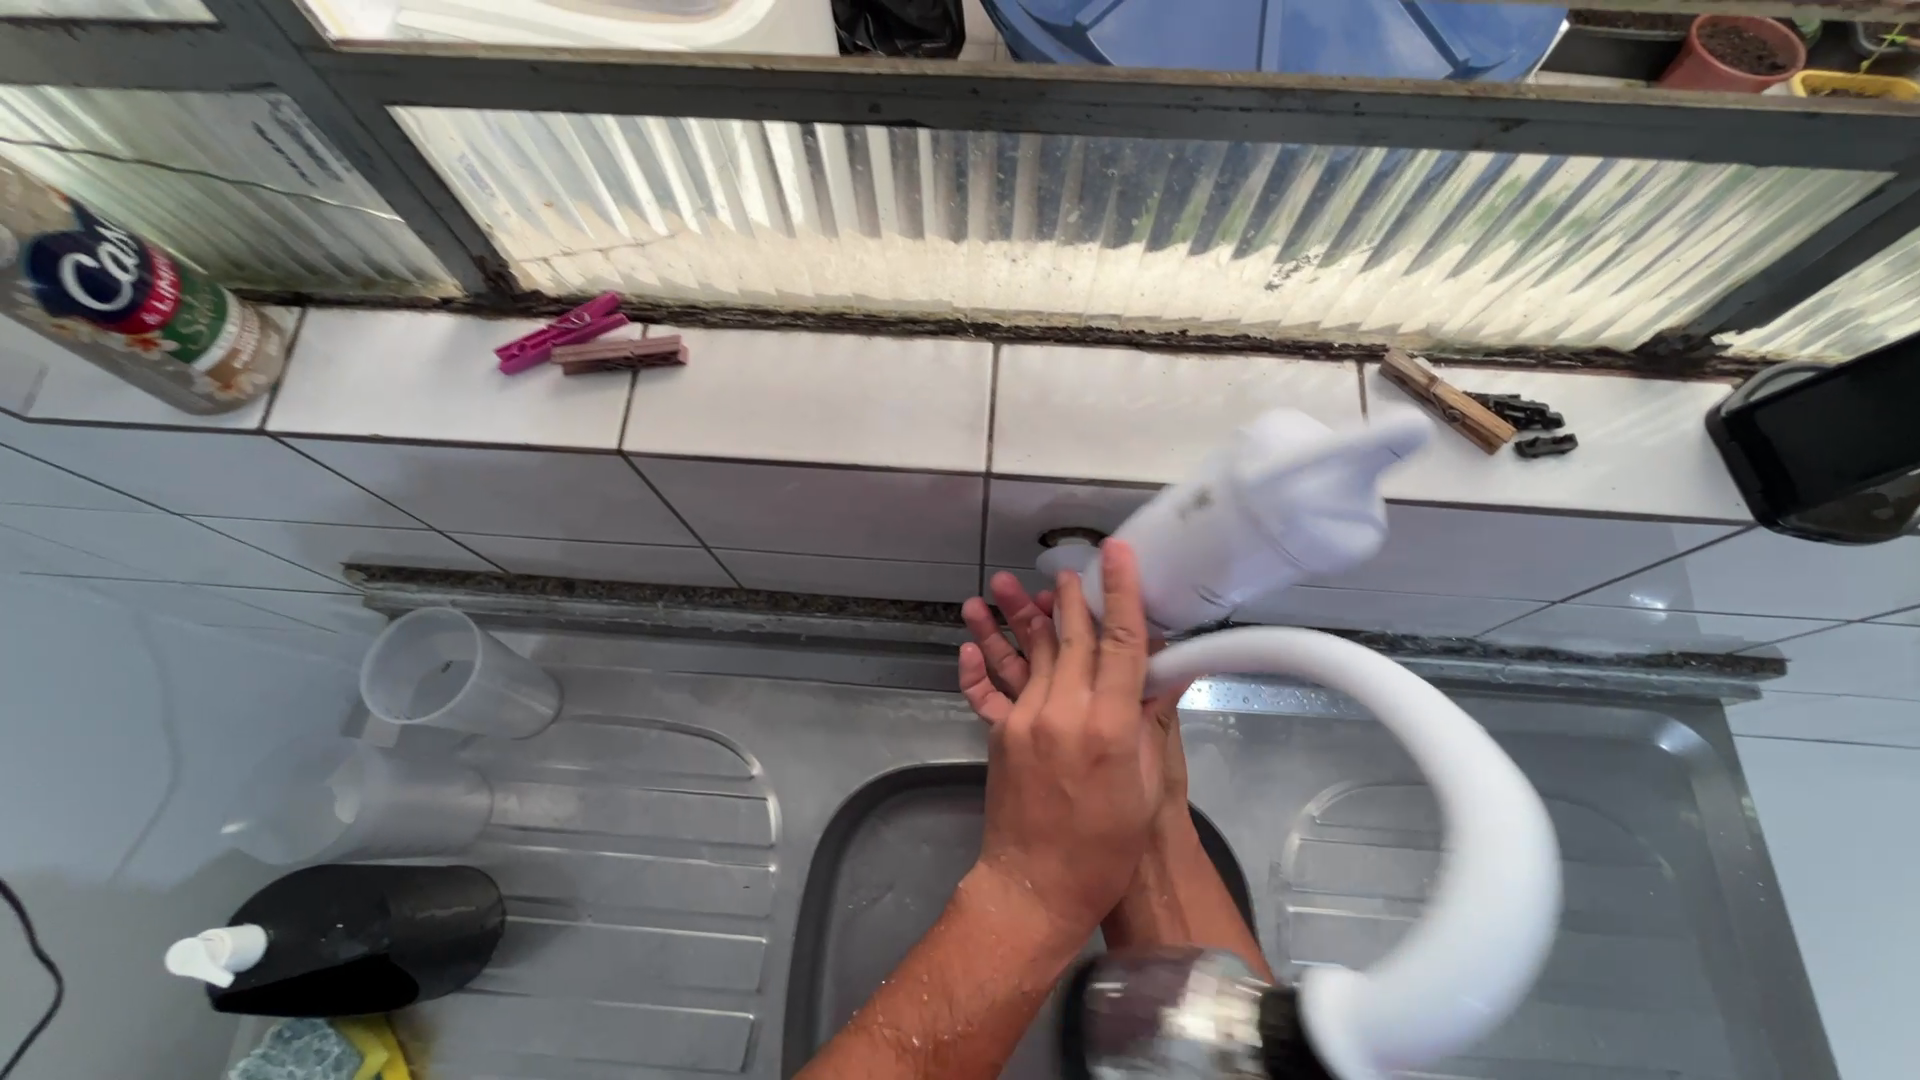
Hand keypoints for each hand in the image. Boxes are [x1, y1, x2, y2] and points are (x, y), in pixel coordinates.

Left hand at [970, 540, 1165, 935]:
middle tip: (1069, 568)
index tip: (1117, 555)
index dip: (1121, 593)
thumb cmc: (1106, 846)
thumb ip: (1147, 725)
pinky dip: (979, 664)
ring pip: (1026, 653)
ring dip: (1017, 616)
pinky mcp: (998, 733)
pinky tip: (971, 640)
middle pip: (1071, 637)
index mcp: (1110, 724)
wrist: (1037, 885)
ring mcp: (1024, 720)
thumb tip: (1163, 675)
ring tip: (1004, 583)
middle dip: (1072, 597)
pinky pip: (988, 689)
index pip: (1121, 643)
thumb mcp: (1143, 787)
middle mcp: (1064, 711)